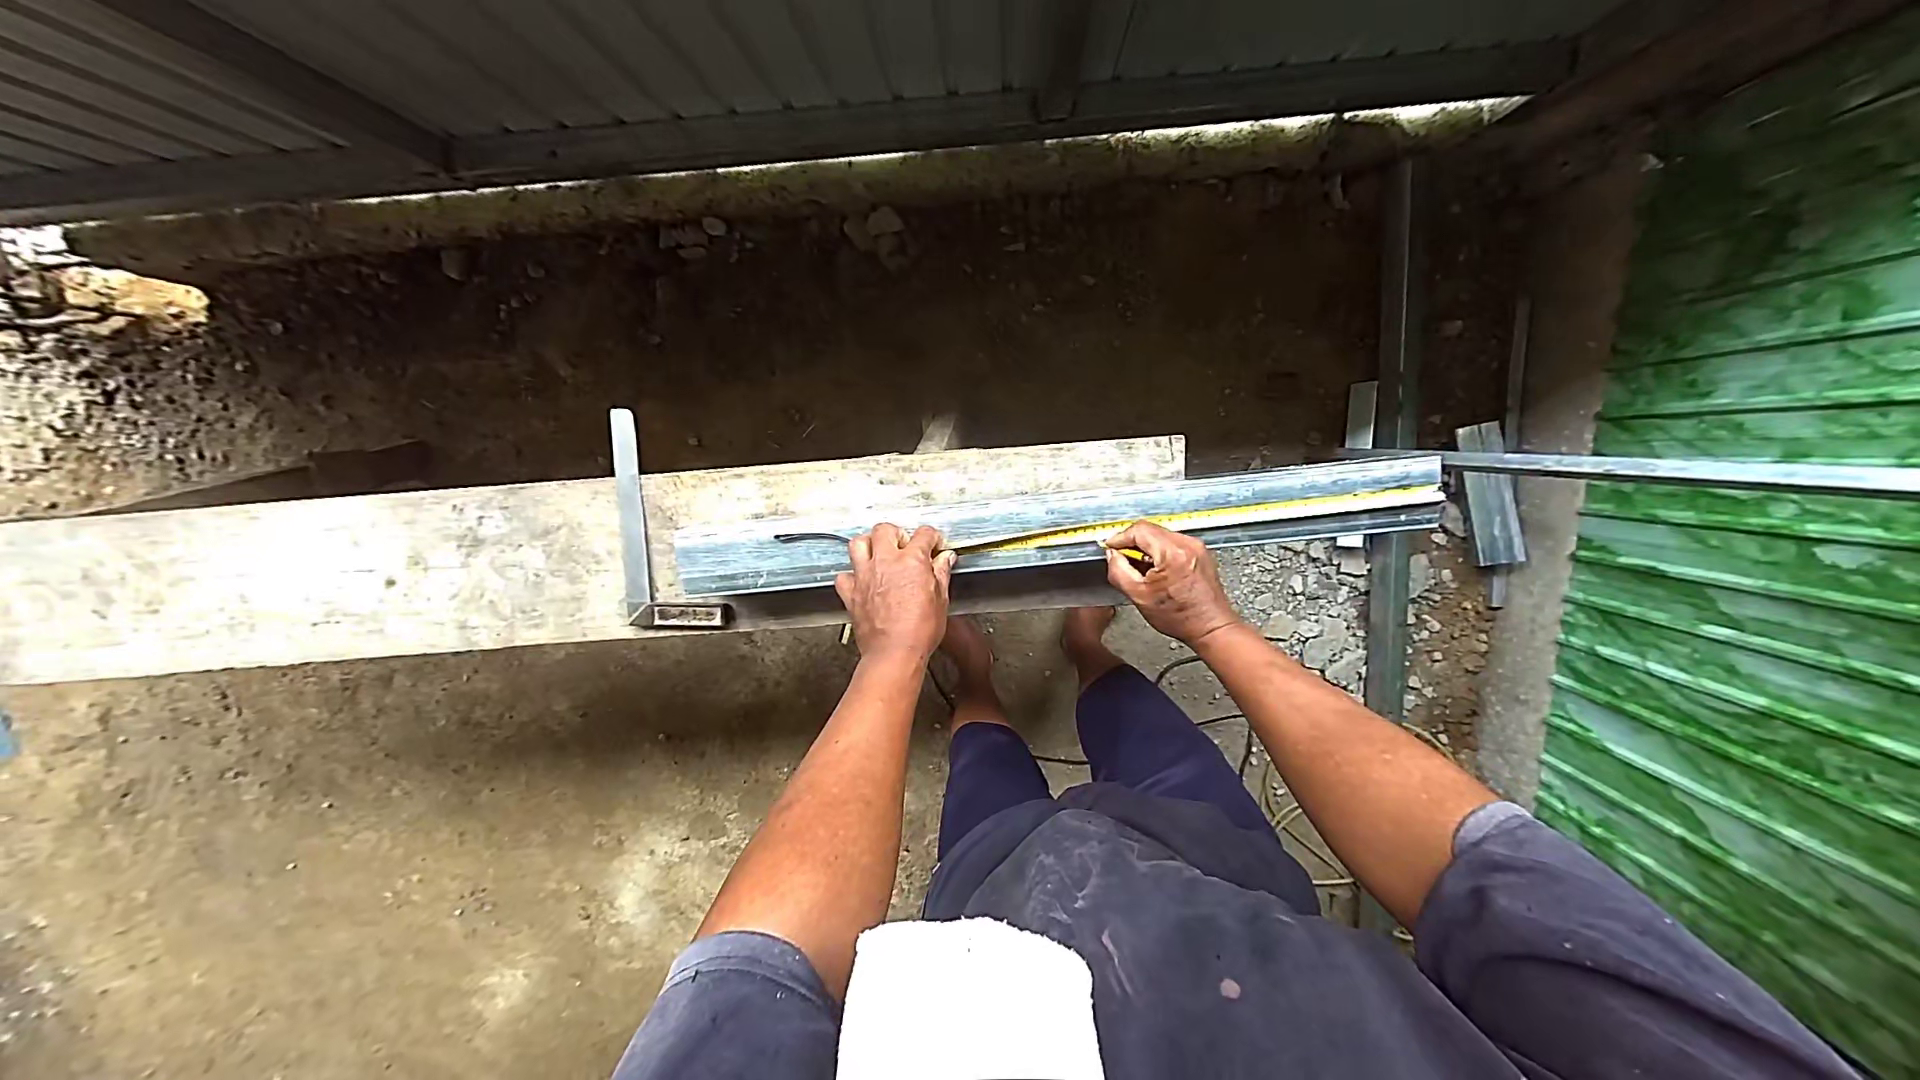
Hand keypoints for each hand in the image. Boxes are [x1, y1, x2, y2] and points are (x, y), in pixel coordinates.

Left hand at [834, 524, 955, 663]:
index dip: (932, 537)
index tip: (934, 544)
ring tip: (878, 553)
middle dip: (896, 533)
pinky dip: (851, 575)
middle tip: (904, 545)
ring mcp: (865, 576)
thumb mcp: (941, 599)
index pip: (923, 534)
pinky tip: (861, 579)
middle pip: (884, 529)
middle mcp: (885, 562)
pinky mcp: (851, 593)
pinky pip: (843, 575)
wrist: (895, 653)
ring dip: (868, 544)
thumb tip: (945, 559)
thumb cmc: (919, 631)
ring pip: (858, 543)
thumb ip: (941, 573)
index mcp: (912, 561)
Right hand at [1103, 521, 1241, 645]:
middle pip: (1149, 530)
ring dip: (1145, 548)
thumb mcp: (1138, 596)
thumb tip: (1112, 555)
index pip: (1139, 529)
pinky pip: (1172, 543)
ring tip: (1141, 569)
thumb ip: (1118, 570)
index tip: (1111, 547)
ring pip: (1160, 535)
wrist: (1210, 627)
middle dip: (1132, 543)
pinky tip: (1156, 570)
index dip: (1119, 538)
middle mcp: (1187, 545)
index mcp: (1173, 553)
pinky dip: (1159, 552)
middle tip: (1122, 559)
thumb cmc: (1181, 617)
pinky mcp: (1199, 552)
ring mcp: (1196, 547)